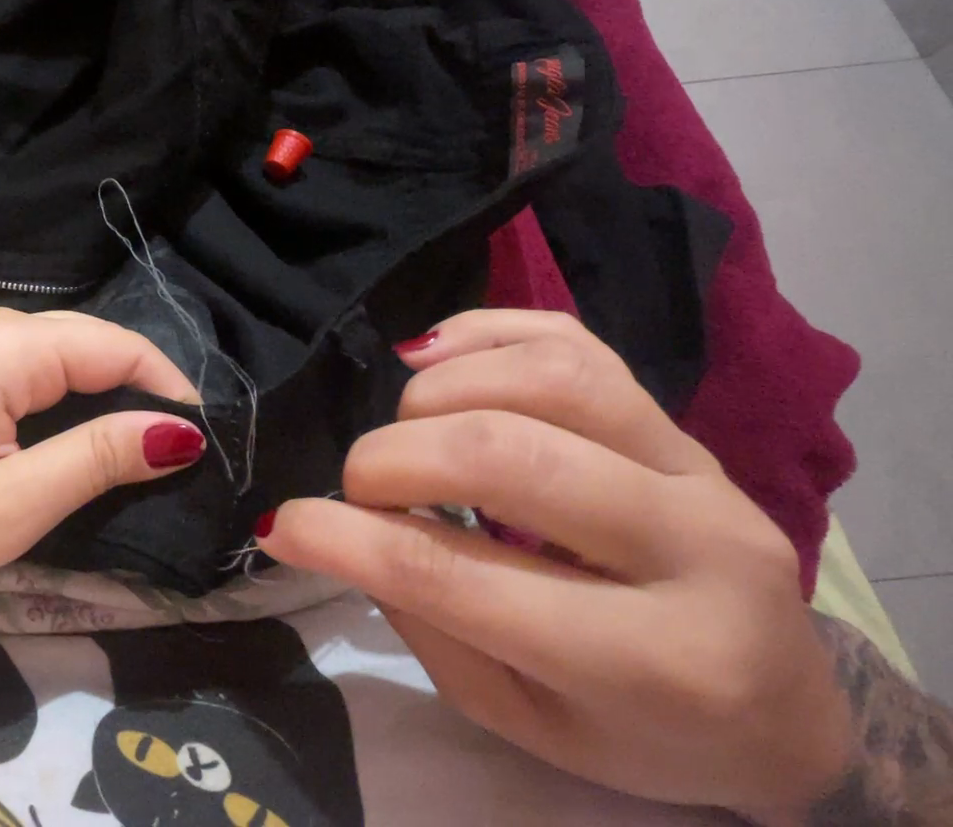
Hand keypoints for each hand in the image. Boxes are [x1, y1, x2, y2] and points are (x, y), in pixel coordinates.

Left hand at [0, 308, 205, 622]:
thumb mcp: (1, 510)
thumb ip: (92, 460)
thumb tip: (178, 430)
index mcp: (0, 351)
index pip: (116, 346)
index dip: (170, 389)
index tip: (208, 447)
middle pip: (88, 345)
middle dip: (139, 392)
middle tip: (179, 460)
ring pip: (56, 358)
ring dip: (101, 399)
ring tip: (135, 458)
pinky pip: (22, 372)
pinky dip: (59, 403)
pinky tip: (71, 442)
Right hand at [256, 309, 851, 819]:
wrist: (782, 707)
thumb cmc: (635, 730)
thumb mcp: (517, 717)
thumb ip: (424, 618)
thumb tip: (335, 525)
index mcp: (652, 661)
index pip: (457, 577)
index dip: (345, 540)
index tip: (281, 527)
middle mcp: (696, 548)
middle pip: (504, 457)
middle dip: (389, 461)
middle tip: (358, 487)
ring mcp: (698, 468)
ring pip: (550, 380)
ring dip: (438, 393)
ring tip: (404, 426)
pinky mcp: (681, 421)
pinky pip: (576, 342)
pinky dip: (484, 332)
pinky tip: (427, 357)